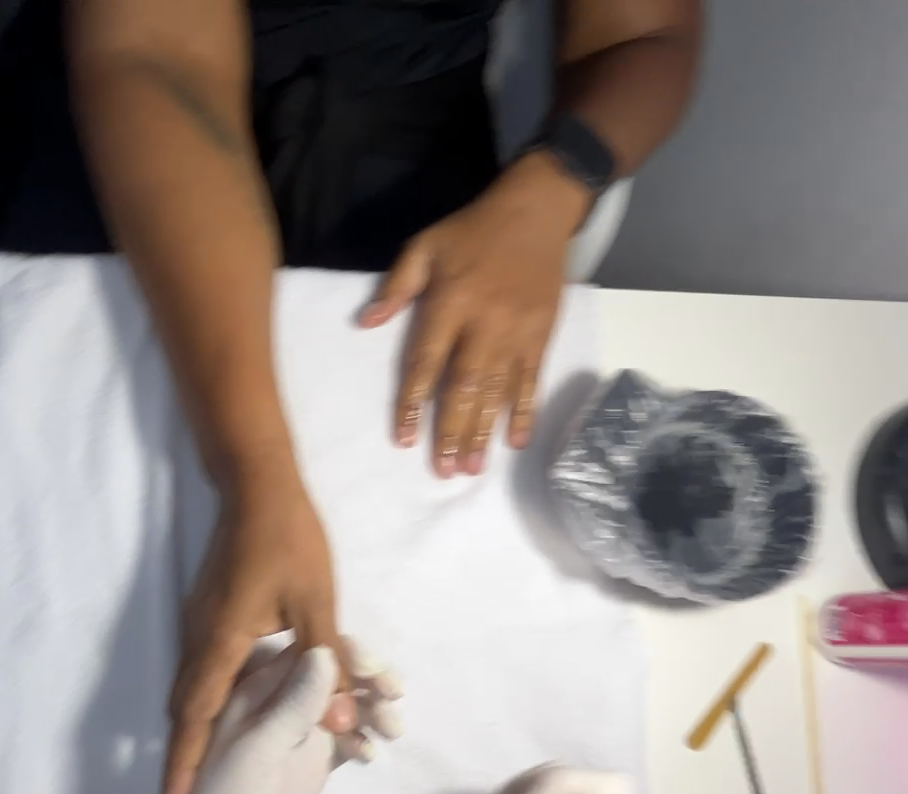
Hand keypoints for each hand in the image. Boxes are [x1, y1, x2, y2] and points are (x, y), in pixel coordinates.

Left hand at [108, 642, 401, 793]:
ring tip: (393, 730)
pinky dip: (364, 738)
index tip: (374, 670)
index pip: (310, 649)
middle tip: (394, 696)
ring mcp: (300, 731)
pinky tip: (369, 755)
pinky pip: (348, 737)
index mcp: (259, 688)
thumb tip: (327, 649)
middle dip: (367, 678)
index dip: (346, 653)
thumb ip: (294, 702)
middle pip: (335, 673)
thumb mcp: (260, 748)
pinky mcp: (314, 760)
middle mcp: (283, 701)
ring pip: (346, 704)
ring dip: (372, 708)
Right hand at [165, 479, 341, 793]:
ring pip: (190, 689)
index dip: (184, 766)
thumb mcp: (317, 603)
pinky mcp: (205, 612)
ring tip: (201, 767)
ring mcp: (196, 623)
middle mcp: (198, 638)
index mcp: (222, 641)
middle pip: (184, 710)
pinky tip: (230, 710)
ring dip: (194, 729)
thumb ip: (325, 665)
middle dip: (183, 756)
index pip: (197, 718)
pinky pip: (200, 668)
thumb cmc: (290, 540)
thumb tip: (340, 724)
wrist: (257, 485)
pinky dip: (205, 700)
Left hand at [362, 153, 587, 477]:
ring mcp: (517, 332)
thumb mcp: (424, 246)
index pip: (426, 363)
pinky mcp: (542, 335)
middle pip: (464, 387)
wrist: (537, 208)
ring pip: (498, 391)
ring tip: (472, 468)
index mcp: (450, 302)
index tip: (404, 440)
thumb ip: (396, 287)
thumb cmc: (471, 231)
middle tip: (443, 470)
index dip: (414, 403)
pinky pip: (532, 381)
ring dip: (484, 432)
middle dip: (452, 431)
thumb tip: (365, 323)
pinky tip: (516, 443)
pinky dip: (525, 412)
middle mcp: (484, 323)